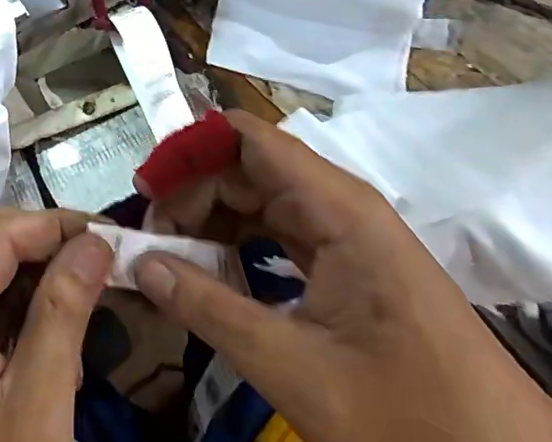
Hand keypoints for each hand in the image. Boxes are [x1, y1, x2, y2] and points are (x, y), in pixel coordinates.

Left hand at [0, 209, 114, 441]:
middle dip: (54, 246)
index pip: (1, 235)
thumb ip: (63, 315)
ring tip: (97, 301)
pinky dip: (34, 309)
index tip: (115, 235)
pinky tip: (66, 339)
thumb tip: (96, 241)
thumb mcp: (36, 405)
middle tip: (113, 263)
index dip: (57, 225)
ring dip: (48, 278)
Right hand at [133, 110, 551, 441]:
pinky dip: (236, 243)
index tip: (146, 189)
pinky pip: (276, 230)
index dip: (190, 149)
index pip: (246, 137)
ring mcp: (344, 232)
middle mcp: (338, 205)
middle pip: (245, 166)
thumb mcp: (298, 370)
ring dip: (209, 218)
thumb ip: (210, 310)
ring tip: (170, 253)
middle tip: (150, 235)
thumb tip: (139, 263)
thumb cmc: (412, 418)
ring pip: (257, 198)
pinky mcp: (347, 261)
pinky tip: (212, 273)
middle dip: (191, 191)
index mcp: (335, 208)